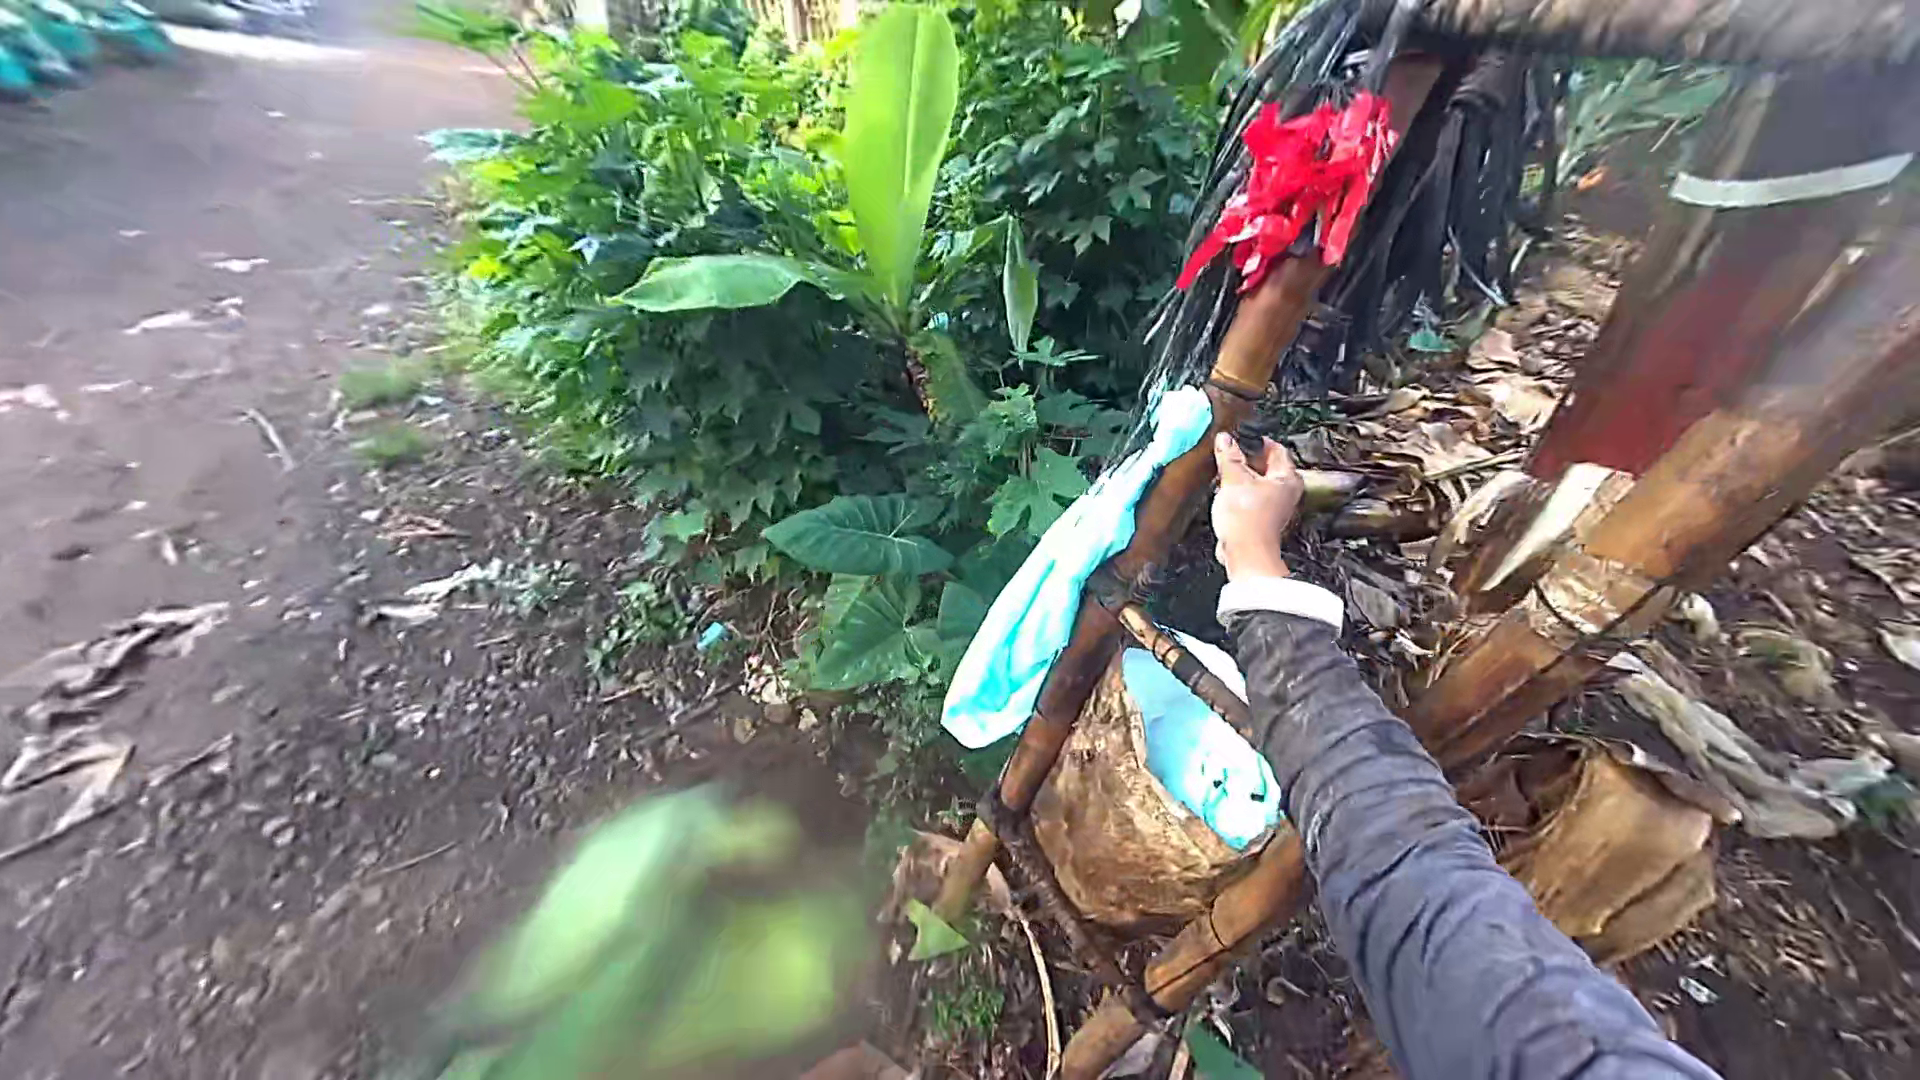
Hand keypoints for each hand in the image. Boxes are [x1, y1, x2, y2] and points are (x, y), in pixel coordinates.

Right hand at [1211, 432, 1302, 581]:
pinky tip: (1223, 493)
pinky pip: (1248, 498)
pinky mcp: (1259, 518)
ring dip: (1239, 477)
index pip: (1276, 448)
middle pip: (1265, 466)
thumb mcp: (1234, 479)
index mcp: (1287, 478)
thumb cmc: (1248, 519)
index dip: (1257, 440)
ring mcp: (1273, 506)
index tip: (1239, 436)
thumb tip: (1225, 439)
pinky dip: (1237, 493)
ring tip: (1223, 473)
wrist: (1244, 552)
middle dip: (1245, 460)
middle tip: (1227, 453)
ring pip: (1256, 483)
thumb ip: (1229, 456)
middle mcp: (1285, 492)